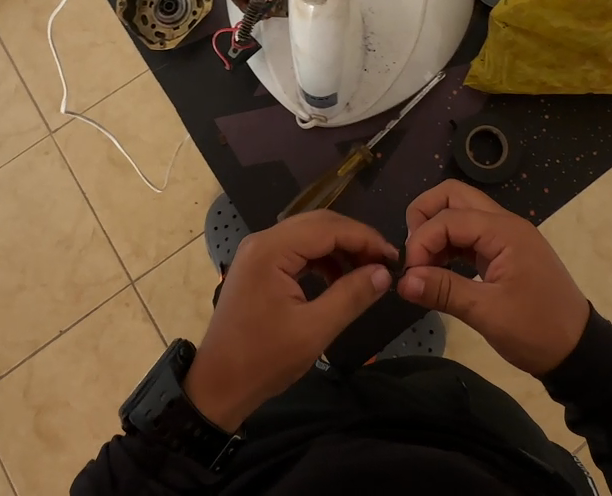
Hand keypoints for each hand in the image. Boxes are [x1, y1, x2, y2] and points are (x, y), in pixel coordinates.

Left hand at [183, 210, 396, 430]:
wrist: (217, 386)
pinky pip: (297, 250)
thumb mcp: (314, 330)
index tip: (393, 257)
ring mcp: (258, 252)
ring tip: (366, 272)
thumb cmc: (264, 359)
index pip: (328, 228)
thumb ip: (351, 296)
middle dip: (354, 240)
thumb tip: (383, 273)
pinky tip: (338, 279)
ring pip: (309, 235)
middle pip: (318, 224)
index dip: (365, 238)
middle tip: (383, 263)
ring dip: (339, 248)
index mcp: (272, 249)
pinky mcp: (259, 266)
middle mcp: (263, 240)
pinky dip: (321, 259)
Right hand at [399, 180, 590, 375]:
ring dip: (436, 231)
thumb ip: (444, 291)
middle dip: (425, 217)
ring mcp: (505, 236)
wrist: (580, 352)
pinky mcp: (504, 252)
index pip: (448, 218)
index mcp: (504, 231)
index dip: (422, 241)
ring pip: (460, 212)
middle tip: (413, 254)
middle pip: (453, 196)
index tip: (409, 274)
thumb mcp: (488, 313)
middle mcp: (504, 223)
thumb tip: (403, 281)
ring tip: (423, 267)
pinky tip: (438, 270)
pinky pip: (469, 234)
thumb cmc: (537, 330)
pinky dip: (449, 245)